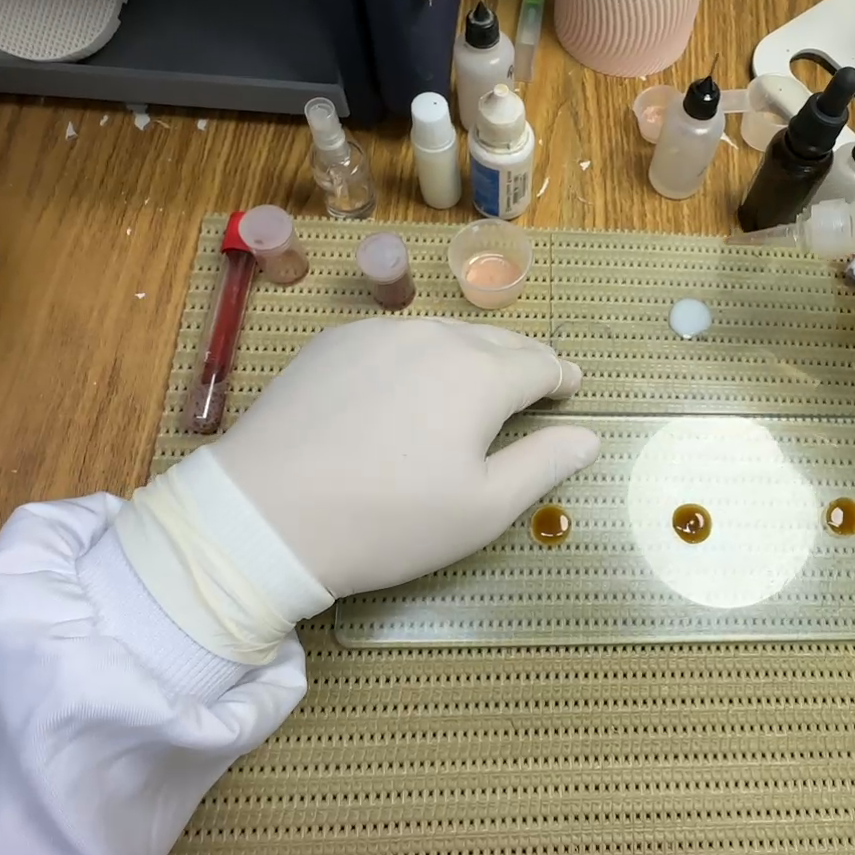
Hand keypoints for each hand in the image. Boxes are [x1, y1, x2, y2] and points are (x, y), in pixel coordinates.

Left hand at [114, 319, 599, 661]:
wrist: (265, 515)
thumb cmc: (389, 521)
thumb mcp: (484, 508)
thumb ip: (544, 463)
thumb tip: (588, 436)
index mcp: (480, 375)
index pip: (540, 364)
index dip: (562, 376)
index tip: (572, 384)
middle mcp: (435, 337)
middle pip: (497, 341)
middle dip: (523, 360)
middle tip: (535, 381)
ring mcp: (379, 333)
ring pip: (446, 334)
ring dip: (472, 354)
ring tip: (475, 379)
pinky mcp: (334, 342)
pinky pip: (396, 339)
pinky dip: (420, 355)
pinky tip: (408, 383)